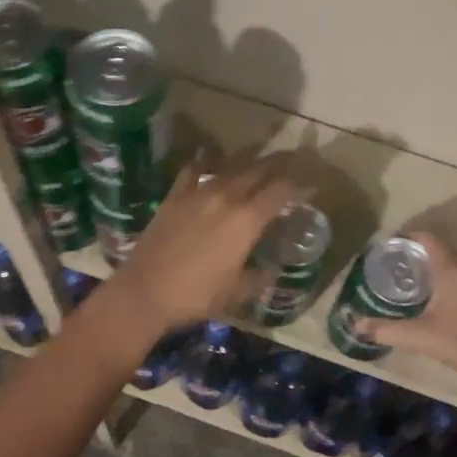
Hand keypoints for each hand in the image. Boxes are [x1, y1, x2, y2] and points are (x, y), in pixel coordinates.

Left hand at [108, 154, 303, 332]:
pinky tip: (210, 160)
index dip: (300, 186)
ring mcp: (197, 193)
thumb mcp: (236, 293)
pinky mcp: (174, 196)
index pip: (281, 192)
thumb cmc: (196, 296)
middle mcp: (226, 197)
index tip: (311, 185)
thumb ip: (258, 278)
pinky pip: (194, 170)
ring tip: (259, 160)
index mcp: (247, 220)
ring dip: (248, 162)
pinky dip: (207, 163)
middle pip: (259, 170)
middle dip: (280, 164)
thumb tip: (270, 271)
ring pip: (229, 167)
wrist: (145, 291)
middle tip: (294, 160)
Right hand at [359, 232, 456, 384]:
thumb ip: (385, 330)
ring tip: (419, 283)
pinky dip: (456, 280)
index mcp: (453, 269)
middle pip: (443, 250)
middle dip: (421, 255)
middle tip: (399, 268)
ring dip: (440, 268)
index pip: (427, 239)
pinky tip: (446, 300)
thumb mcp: (419, 337)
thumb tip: (356, 325)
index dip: (407, 238)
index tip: (390, 246)